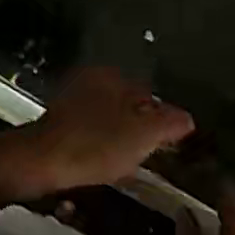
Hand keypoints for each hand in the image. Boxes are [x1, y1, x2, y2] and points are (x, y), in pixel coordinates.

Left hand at [14, 67, 194, 194]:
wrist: (48, 158)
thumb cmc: (95, 144)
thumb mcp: (142, 134)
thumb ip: (168, 122)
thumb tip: (186, 117)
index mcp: (107, 76)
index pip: (148, 90)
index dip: (165, 115)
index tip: (174, 137)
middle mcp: (89, 79)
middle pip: (130, 102)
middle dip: (145, 124)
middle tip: (157, 149)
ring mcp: (74, 97)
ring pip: (113, 115)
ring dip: (126, 135)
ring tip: (136, 157)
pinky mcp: (65, 119)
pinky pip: (97, 128)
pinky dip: (108, 141)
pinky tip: (112, 159)